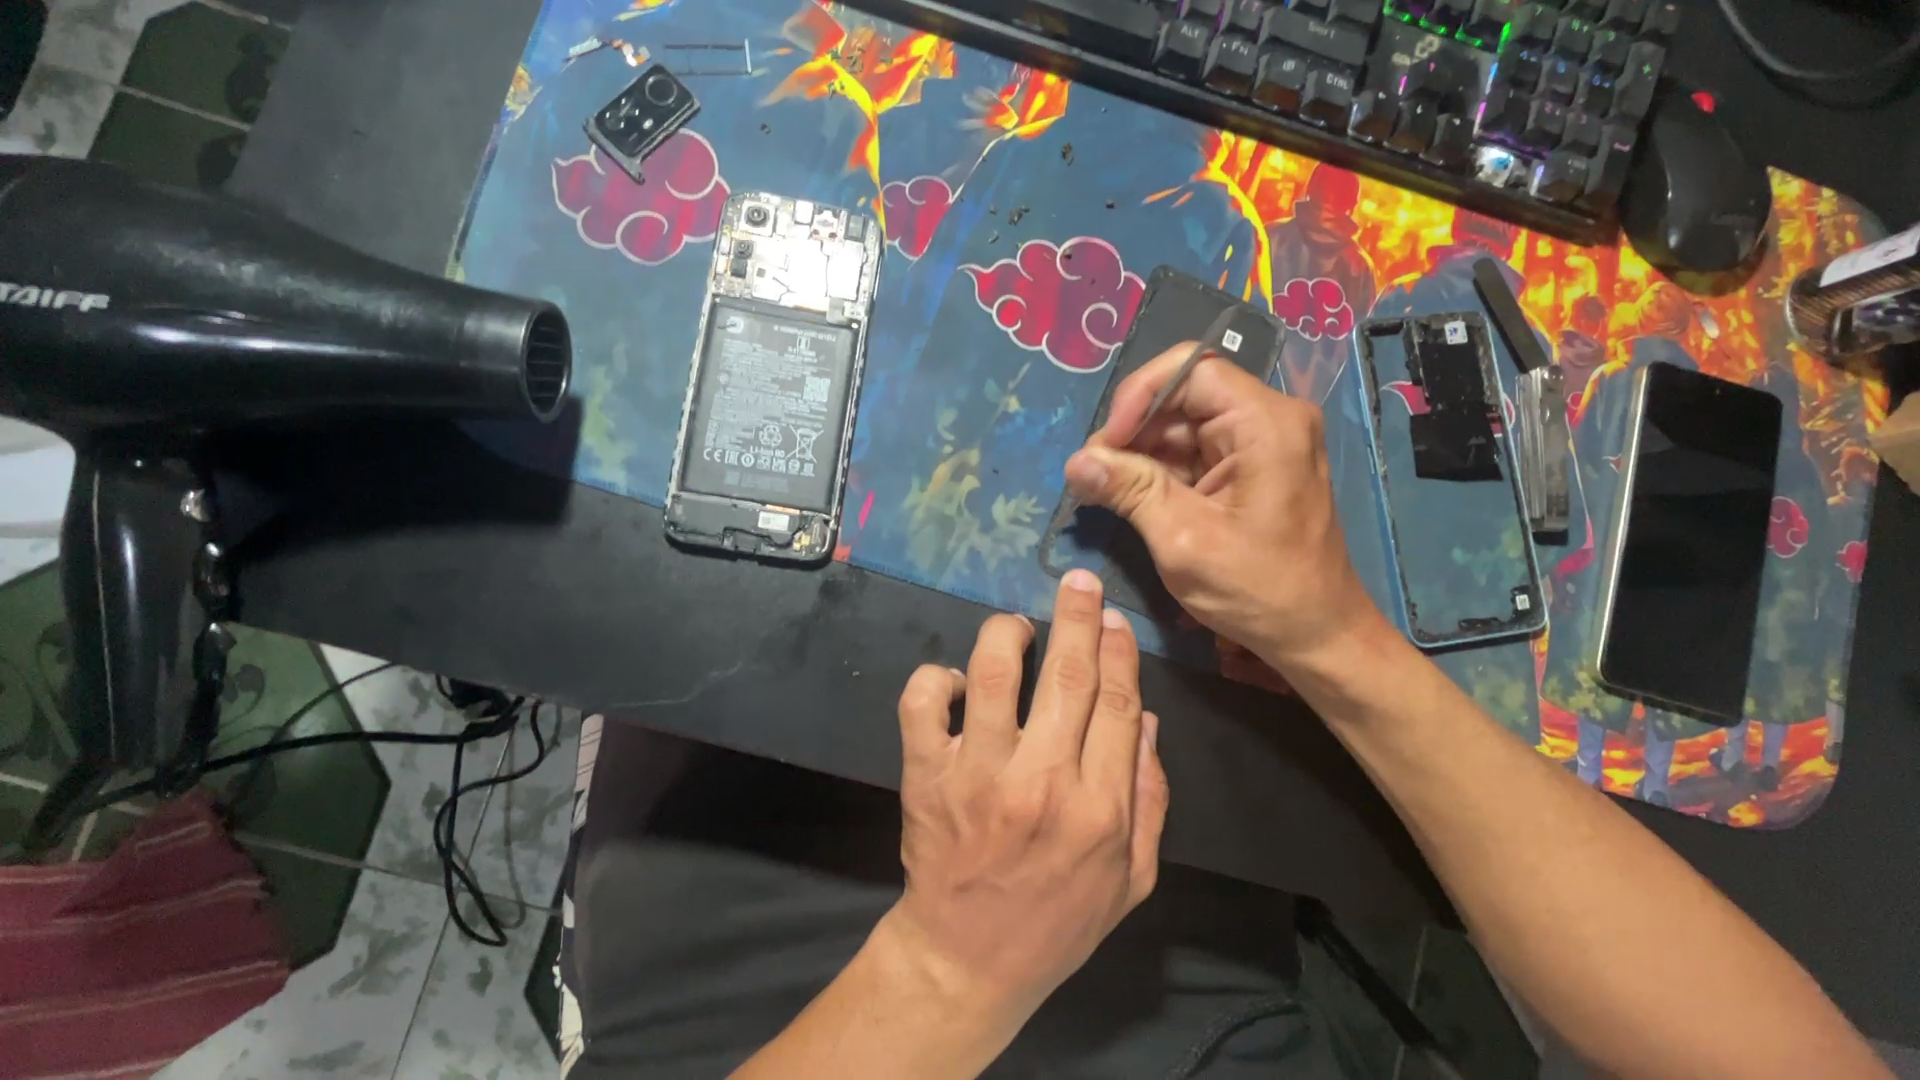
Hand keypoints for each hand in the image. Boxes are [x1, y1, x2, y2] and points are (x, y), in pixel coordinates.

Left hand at [882, 570, 1168, 1027]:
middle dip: (1077, 618)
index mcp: (1101, 808)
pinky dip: (935, 678)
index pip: (1118, 705)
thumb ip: (1151, 799)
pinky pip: (922, 705)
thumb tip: (1148, 721)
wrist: (970, 958)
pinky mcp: (927, 778)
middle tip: (1078, 582)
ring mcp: (979, 777)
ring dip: (1006, 635)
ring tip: (1015, 626)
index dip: (1118, 652)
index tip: (1114, 619)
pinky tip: (953, 680)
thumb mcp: (1133, 879)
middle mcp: (1043, 783)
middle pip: (1067, 677)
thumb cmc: (1059, 920)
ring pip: (993, 676)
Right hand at [1062, 345, 1385, 673]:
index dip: (1138, 396)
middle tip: (1092, 474)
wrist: (1316, 635)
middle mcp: (1269, 420)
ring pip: (1184, 425)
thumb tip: (1076, 462)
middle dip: (1133, 430)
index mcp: (1266, 424)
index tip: (1105, 444)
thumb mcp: (1183, 540)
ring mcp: (1262, 444)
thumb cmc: (1257, 590)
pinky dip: (1160, 471)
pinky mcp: (1252, 469)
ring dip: (1140, 454)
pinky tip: (1128, 496)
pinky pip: (1196, 452)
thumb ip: (1130, 491)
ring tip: (1102, 488)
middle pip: (1185, 396)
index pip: (1191, 369)